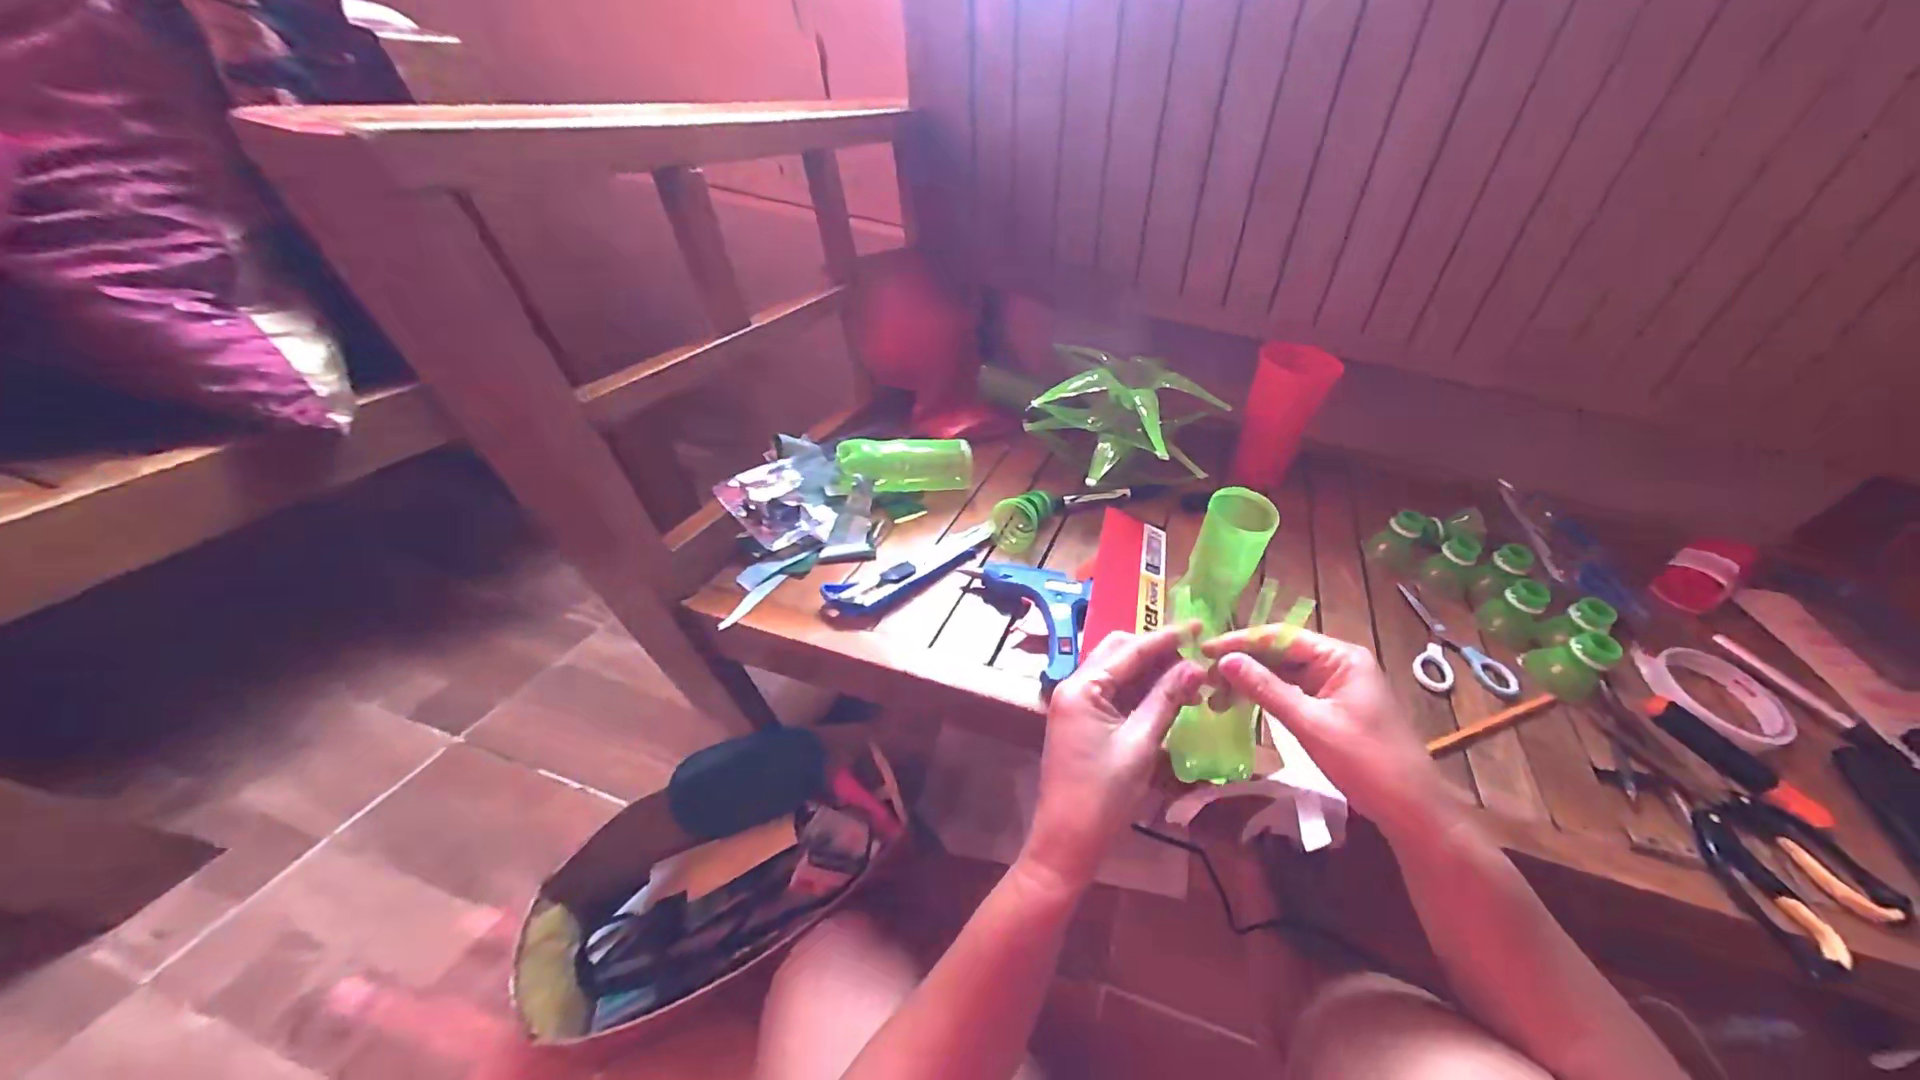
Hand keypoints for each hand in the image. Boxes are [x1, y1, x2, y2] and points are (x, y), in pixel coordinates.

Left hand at [1022, 622, 1204, 891]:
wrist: (1067, 839)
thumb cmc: (1103, 794)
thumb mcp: (1140, 744)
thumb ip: (1166, 700)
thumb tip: (1196, 667)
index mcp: (1082, 687)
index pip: (1129, 650)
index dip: (1166, 638)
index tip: (1201, 626)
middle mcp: (1074, 687)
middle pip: (1118, 652)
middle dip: (1156, 649)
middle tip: (1196, 653)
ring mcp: (1075, 704)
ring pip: (1116, 671)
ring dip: (1150, 669)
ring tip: (1190, 672)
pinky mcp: (1082, 720)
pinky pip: (1113, 693)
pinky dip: (1139, 690)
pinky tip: (1168, 694)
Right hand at [1204, 627, 1458, 841]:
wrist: (1412, 810)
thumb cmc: (1365, 762)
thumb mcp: (1309, 723)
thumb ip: (1266, 689)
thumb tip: (1224, 660)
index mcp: (1341, 657)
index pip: (1280, 637)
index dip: (1240, 642)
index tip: (1204, 650)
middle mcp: (1338, 662)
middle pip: (1280, 652)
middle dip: (1242, 662)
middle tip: (1204, 676)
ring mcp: (1336, 684)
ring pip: (1282, 672)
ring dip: (1249, 681)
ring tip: (1215, 694)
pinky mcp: (1331, 705)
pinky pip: (1291, 690)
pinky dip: (1265, 696)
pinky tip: (1239, 704)